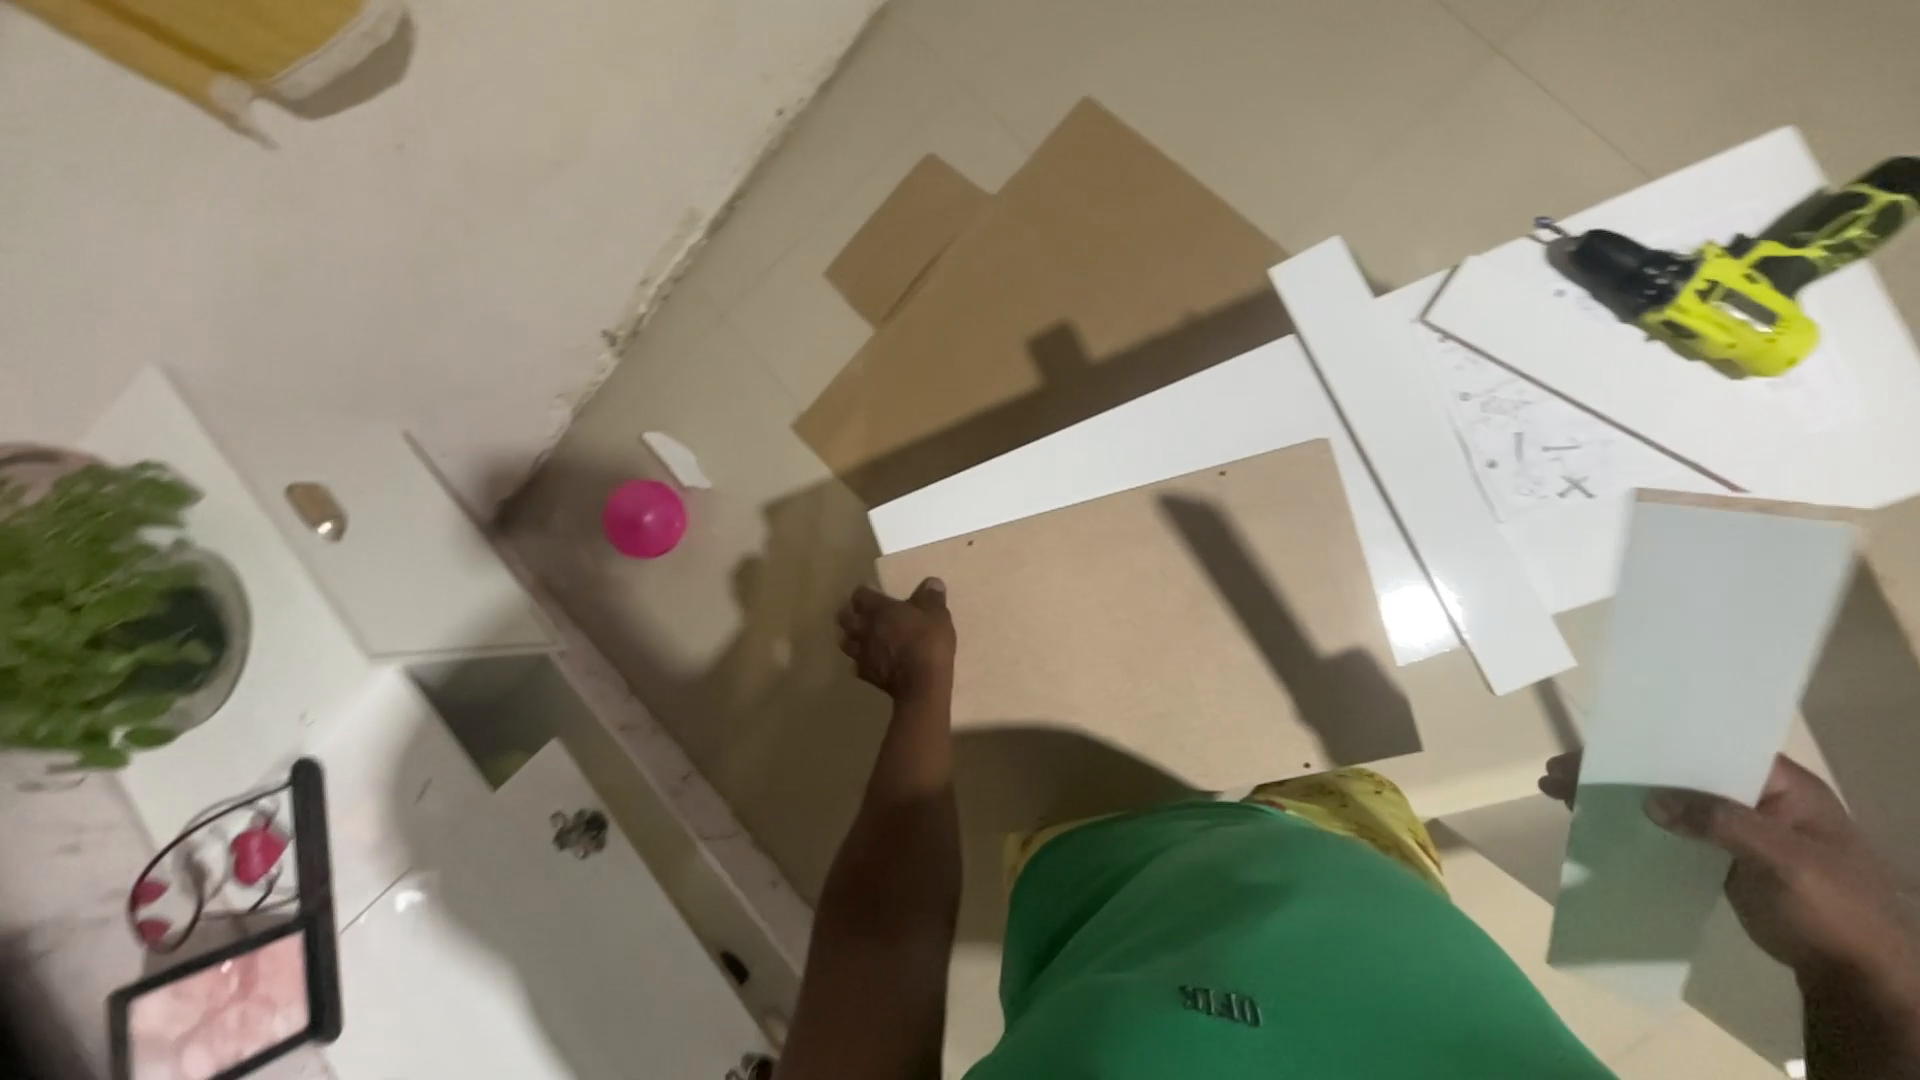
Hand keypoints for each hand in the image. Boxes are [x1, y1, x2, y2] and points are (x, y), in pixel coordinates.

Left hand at [836, 579, 955, 701]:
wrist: (922, 684)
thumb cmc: (928, 642)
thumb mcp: (937, 615)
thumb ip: (931, 597)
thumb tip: (931, 583)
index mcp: (878, 609)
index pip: (860, 594)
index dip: (865, 593)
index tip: (874, 594)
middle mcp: (863, 628)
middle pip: (844, 617)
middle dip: (851, 614)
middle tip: (863, 614)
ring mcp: (862, 653)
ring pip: (846, 641)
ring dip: (852, 638)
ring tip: (863, 638)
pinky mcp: (866, 675)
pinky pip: (858, 665)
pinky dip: (862, 662)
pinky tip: (872, 662)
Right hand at [1540, 752, 1917, 977]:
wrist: (1859, 976)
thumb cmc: (1837, 910)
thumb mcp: (1789, 862)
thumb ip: (1724, 824)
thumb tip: (1651, 801)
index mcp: (1780, 785)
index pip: (1704, 747)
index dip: (1650, 743)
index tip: (1598, 746)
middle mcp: (1753, 796)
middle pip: (1672, 770)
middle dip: (1616, 768)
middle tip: (1559, 770)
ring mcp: (1734, 826)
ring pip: (1663, 798)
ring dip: (1615, 794)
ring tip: (1559, 790)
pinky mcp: (1716, 854)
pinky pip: (1666, 828)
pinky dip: (1629, 822)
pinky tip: (1593, 821)